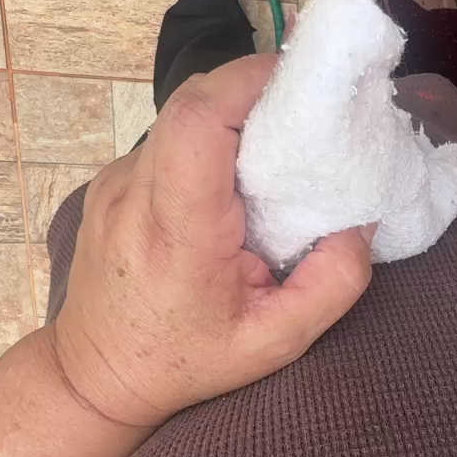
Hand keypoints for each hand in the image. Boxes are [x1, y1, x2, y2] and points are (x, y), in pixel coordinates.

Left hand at [44, 54, 374, 428]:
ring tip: (282, 140)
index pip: (199, 121)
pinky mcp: (115, 180)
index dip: (251, 81)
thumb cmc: (188, 360)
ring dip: (237, 110)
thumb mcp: (277, 342)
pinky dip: (215, 135)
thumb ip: (334, 283)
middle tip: (308, 108)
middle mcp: (135, 193)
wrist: (96, 374)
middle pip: (192, 101)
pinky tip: (240, 173)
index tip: (306, 83)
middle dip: (255, 86)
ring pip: (182, 114)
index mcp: (177, 232)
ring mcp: (116, 181)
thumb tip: (360, 218)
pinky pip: (172, 137)